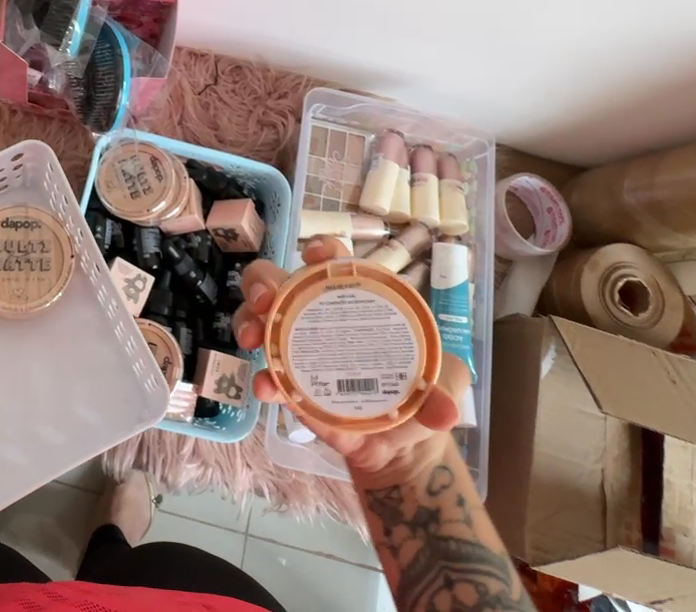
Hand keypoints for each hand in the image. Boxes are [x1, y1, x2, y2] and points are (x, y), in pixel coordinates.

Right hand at [233, 237, 471, 478]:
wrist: (401, 446)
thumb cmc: (420, 392)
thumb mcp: (443, 383)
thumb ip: (446, 388)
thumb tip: (446, 411)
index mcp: (353, 297)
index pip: (331, 260)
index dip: (320, 249)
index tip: (314, 255)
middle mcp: (316, 313)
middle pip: (277, 279)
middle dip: (262, 282)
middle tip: (265, 302)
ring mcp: (295, 346)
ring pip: (258, 317)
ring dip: (248, 321)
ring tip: (251, 339)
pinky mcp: (287, 383)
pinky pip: (265, 372)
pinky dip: (261, 378)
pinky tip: (265, 388)